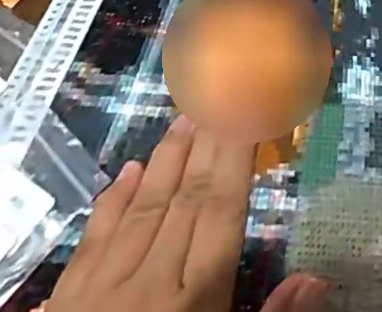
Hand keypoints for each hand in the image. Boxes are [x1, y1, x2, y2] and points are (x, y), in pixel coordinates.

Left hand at [44, 114, 328, 311]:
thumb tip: (316, 277)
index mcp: (193, 300)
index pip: (221, 206)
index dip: (236, 152)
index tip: (247, 106)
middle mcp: (148, 282)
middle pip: (184, 196)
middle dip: (206, 140)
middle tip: (219, 90)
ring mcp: (100, 290)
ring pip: (142, 208)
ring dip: (167, 159)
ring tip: (185, 115)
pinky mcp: (65, 305)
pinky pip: (93, 242)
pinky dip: (112, 203)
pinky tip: (128, 172)